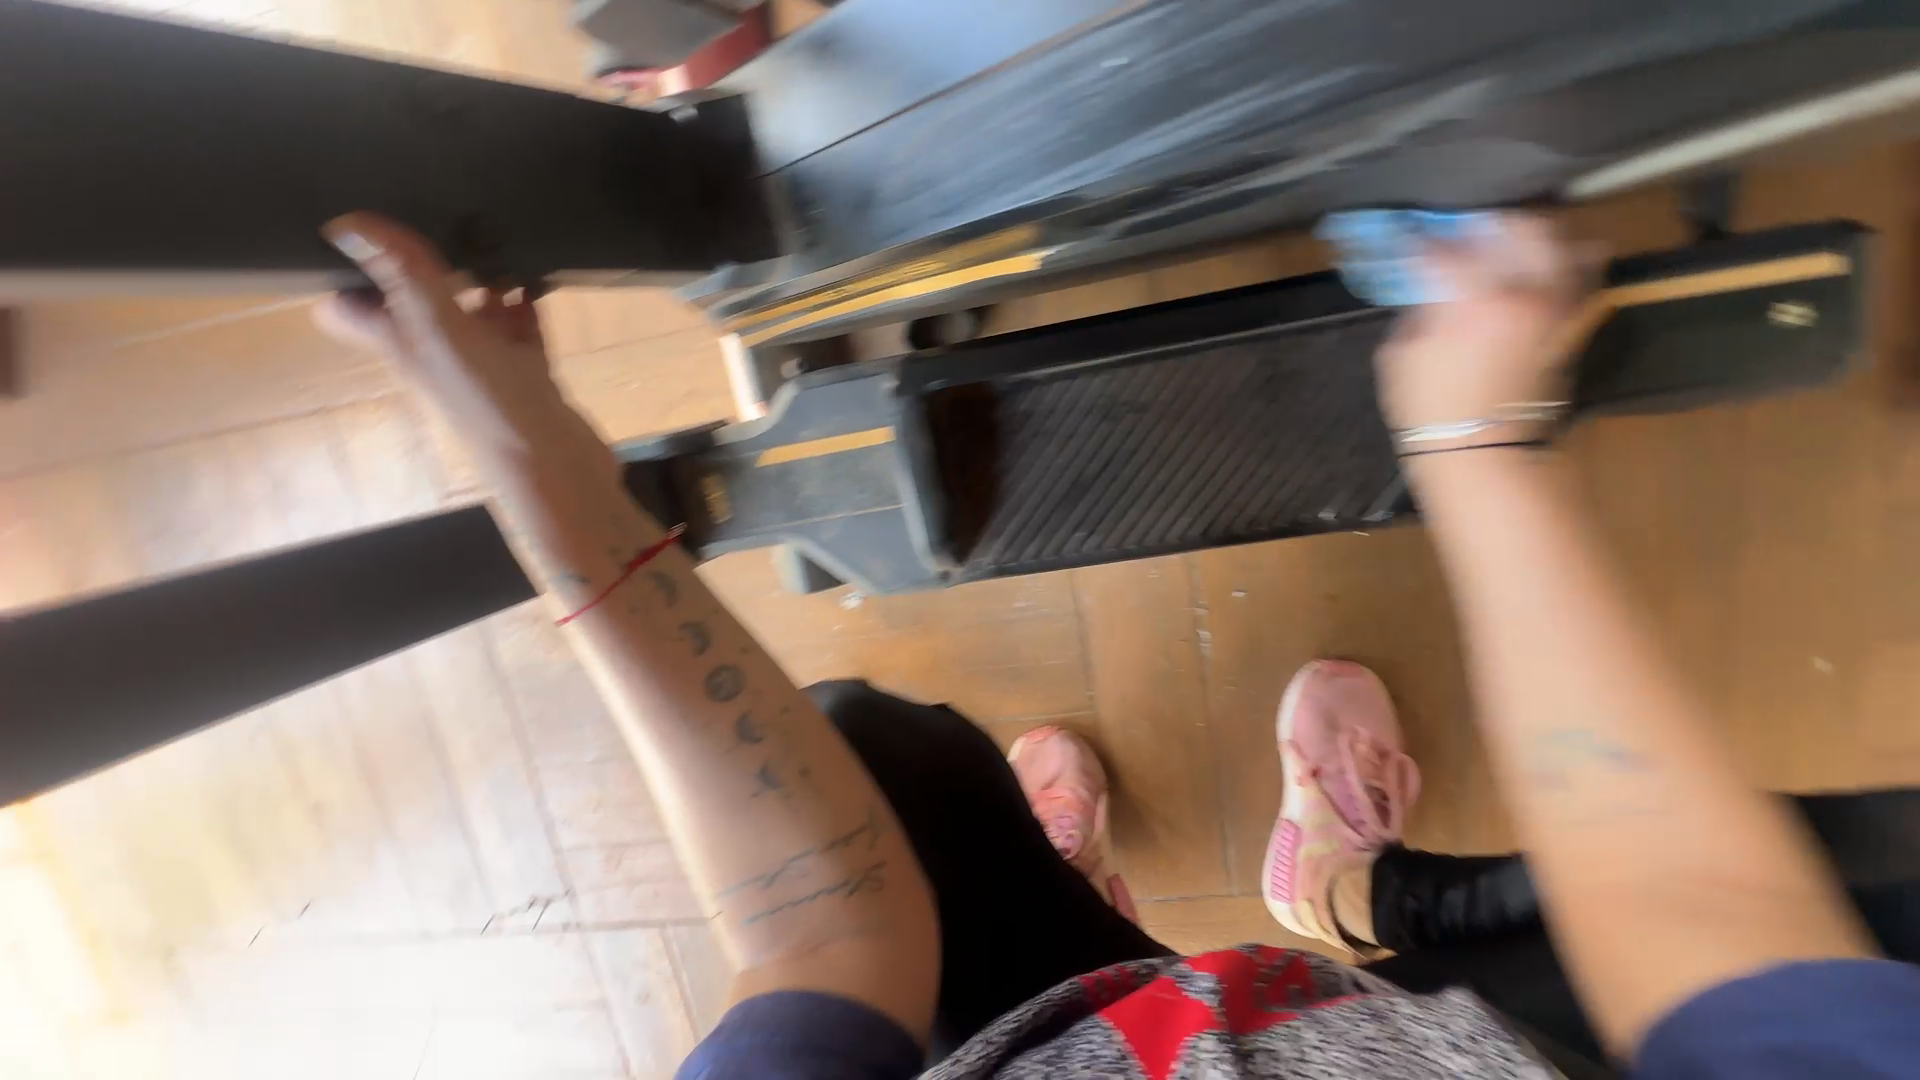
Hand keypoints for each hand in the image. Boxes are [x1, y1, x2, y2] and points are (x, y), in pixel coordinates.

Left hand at [314, 212, 615, 491]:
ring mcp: (485, 364)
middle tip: (449, 218)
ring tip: (500, 238)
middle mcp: (435, 351)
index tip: (364, 232)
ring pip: (473, 310)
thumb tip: (344, 222)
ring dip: (484, 278)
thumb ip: (404, 276)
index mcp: (400, 342)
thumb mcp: (443, 329)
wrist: (557, 461)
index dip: (351, 271)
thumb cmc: (492, 399)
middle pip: (416, 298)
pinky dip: (527, 302)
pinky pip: (521, 326)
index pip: (351, 307)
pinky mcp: (527, 371)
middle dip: (429, 261)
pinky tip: (538, 278)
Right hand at [1374, 213, 1590, 438]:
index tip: (1403, 239)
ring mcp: (1555, 302)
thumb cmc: (1429, 410)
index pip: (1439, 247)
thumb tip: (1429, 288)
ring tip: (1501, 247)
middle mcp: (1521, 288)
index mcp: (1470, 296)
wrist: (1482, 450)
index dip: (1416, 240)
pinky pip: (1580, 272)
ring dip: (1526, 236)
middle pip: (1513, 225)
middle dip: (1482, 224)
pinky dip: (1560, 261)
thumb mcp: (1400, 356)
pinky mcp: (1573, 320)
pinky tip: (1534, 270)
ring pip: (1556, 240)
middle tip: (1460, 233)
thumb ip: (1417, 311)